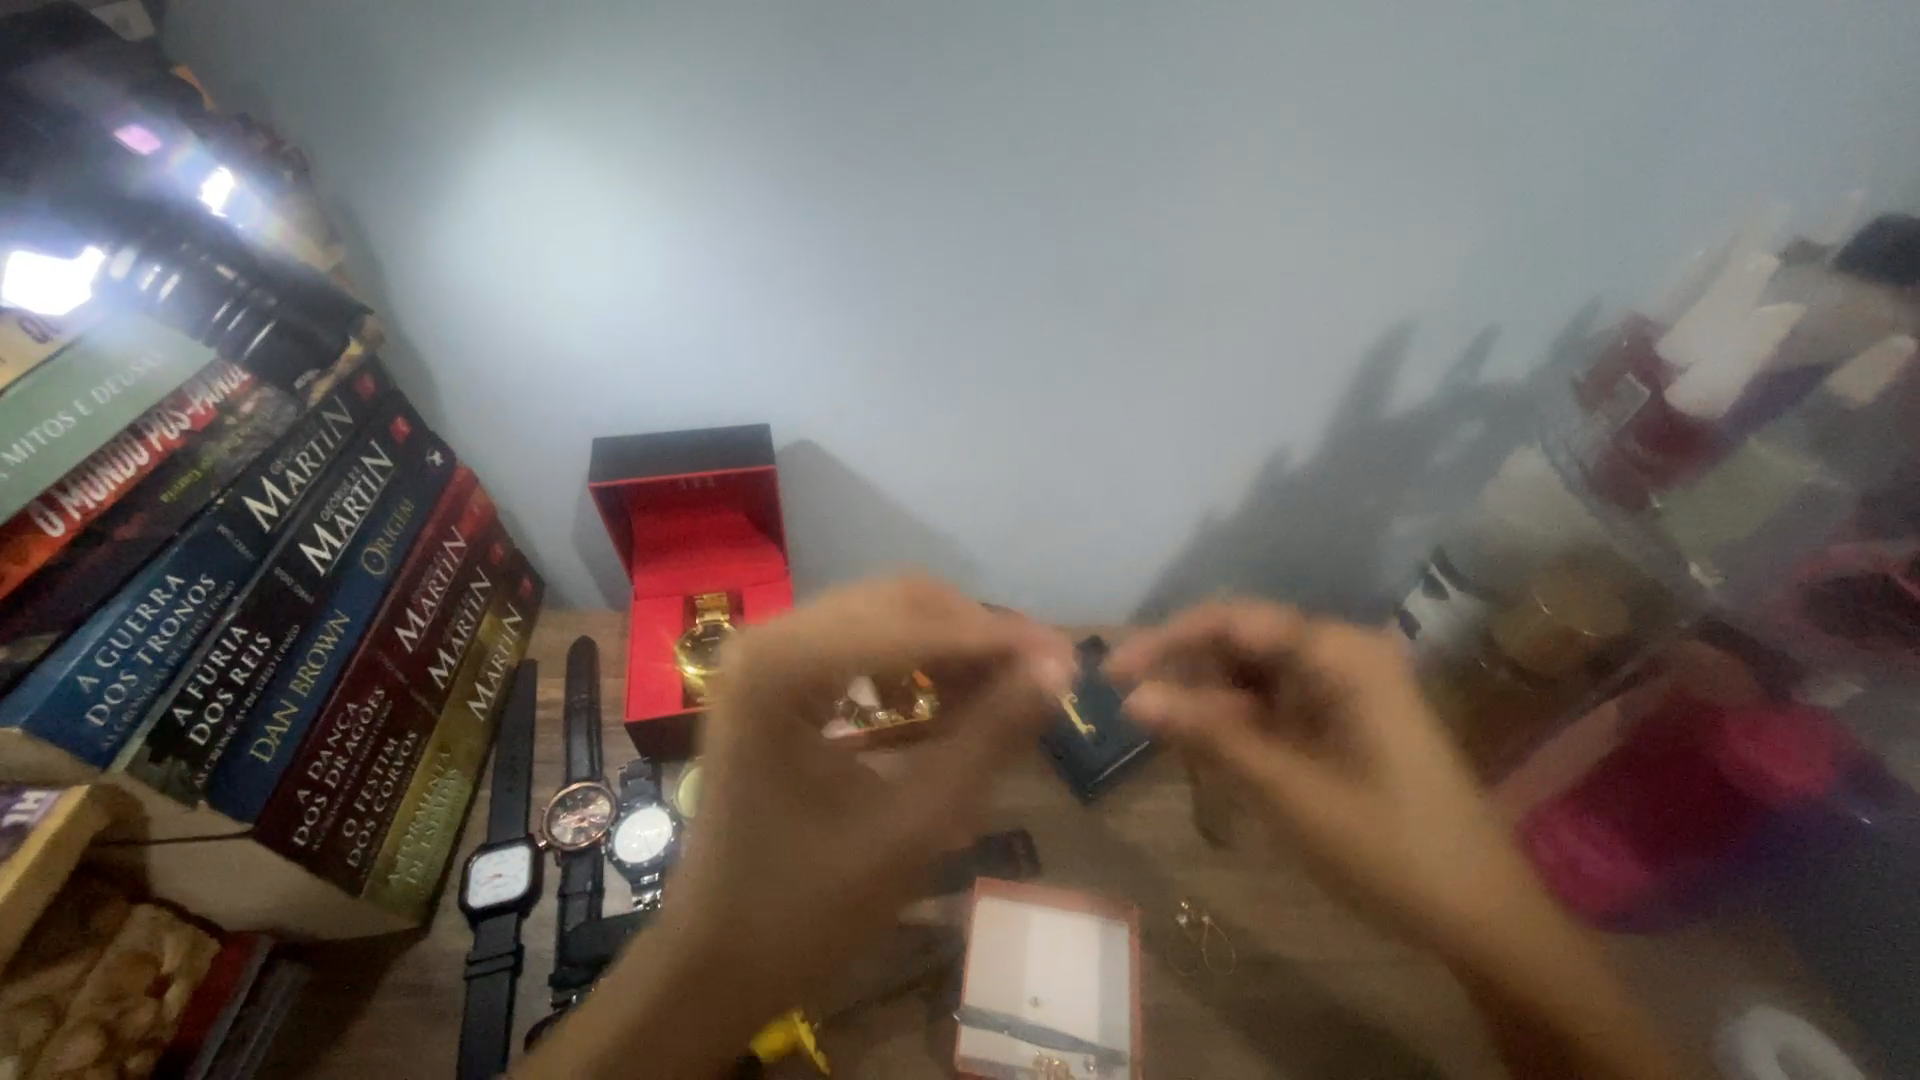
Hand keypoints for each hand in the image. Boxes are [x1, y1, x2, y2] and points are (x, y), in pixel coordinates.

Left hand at [657, 577, 1075, 1027]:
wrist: (716, 957)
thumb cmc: (808, 908)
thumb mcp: (914, 826)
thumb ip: (988, 738)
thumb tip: (1057, 672)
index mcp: (783, 670)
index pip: (914, 626)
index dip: (999, 640)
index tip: (1071, 659)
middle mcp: (768, 636)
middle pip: (900, 601)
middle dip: (977, 634)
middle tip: (1044, 675)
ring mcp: (766, 651)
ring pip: (884, 612)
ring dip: (950, 643)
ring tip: (1003, 691)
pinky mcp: (773, 671)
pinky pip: (861, 639)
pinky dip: (914, 659)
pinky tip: (946, 698)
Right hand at [1107, 602, 1556, 959]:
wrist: (1480, 917)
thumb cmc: (1391, 849)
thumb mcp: (1288, 790)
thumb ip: (1210, 734)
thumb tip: (1131, 697)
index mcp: (1343, 654)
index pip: (1235, 621)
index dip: (1166, 640)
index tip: (1112, 672)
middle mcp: (1340, 655)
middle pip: (1239, 641)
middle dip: (1181, 670)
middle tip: (1125, 708)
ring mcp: (1340, 687)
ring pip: (1247, 673)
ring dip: (1202, 700)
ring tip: (1159, 735)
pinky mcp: (1335, 719)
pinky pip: (1267, 704)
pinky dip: (1231, 724)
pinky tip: (1202, 749)